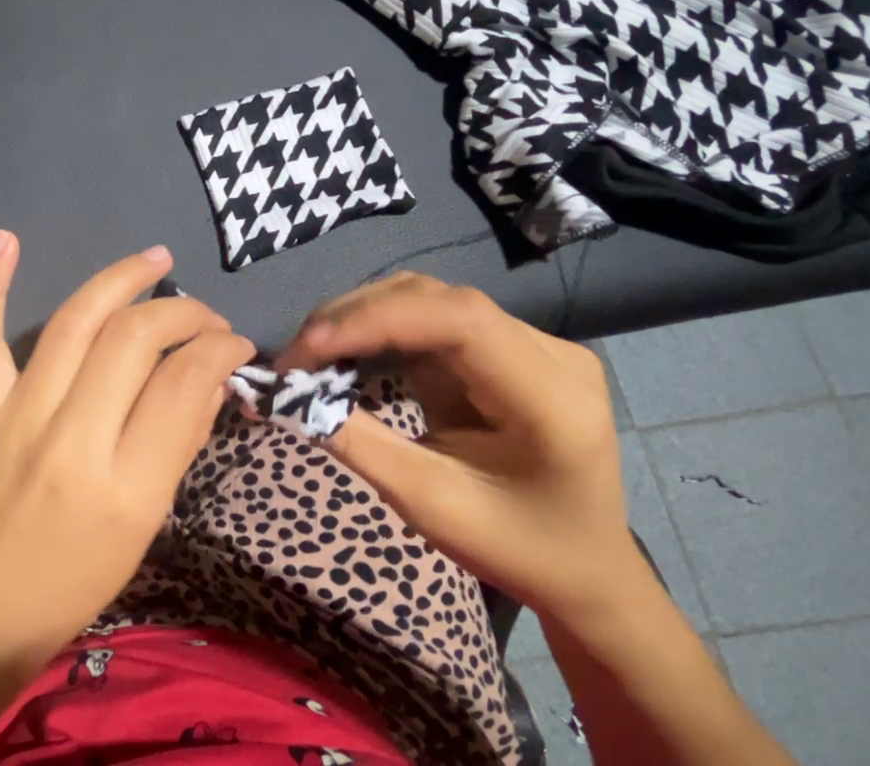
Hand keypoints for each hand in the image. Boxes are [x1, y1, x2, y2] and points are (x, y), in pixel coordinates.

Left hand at [0, 232, 254, 666]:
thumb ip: (176, 444)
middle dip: (180, 313)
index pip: (181, 384)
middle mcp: (68, 437)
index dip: (218, 350)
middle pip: (131, 340)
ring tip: (154, 260)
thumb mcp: (146, 527)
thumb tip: (208, 378)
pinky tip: (6, 239)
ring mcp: (16, 417)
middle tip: (206, 316)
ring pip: (71, 324)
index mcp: (123, 483)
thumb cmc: (77, 583)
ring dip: (118, 281)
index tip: (235, 344)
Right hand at [275, 272, 642, 618]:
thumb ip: (360, 443)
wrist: (582, 570)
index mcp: (551, 397)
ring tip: (310, 355)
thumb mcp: (429, 504)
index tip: (308, 348)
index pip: (460, 321)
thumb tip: (287, 397)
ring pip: (428, 300)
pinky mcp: (504, 349)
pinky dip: (377, 332)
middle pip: (438, 300)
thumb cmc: (514, 548)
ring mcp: (530, 345)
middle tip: (294, 359)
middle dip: (354, 317)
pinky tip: (343, 355)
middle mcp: (550, 353)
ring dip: (360, 319)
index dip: (375, 319)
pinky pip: (429, 321)